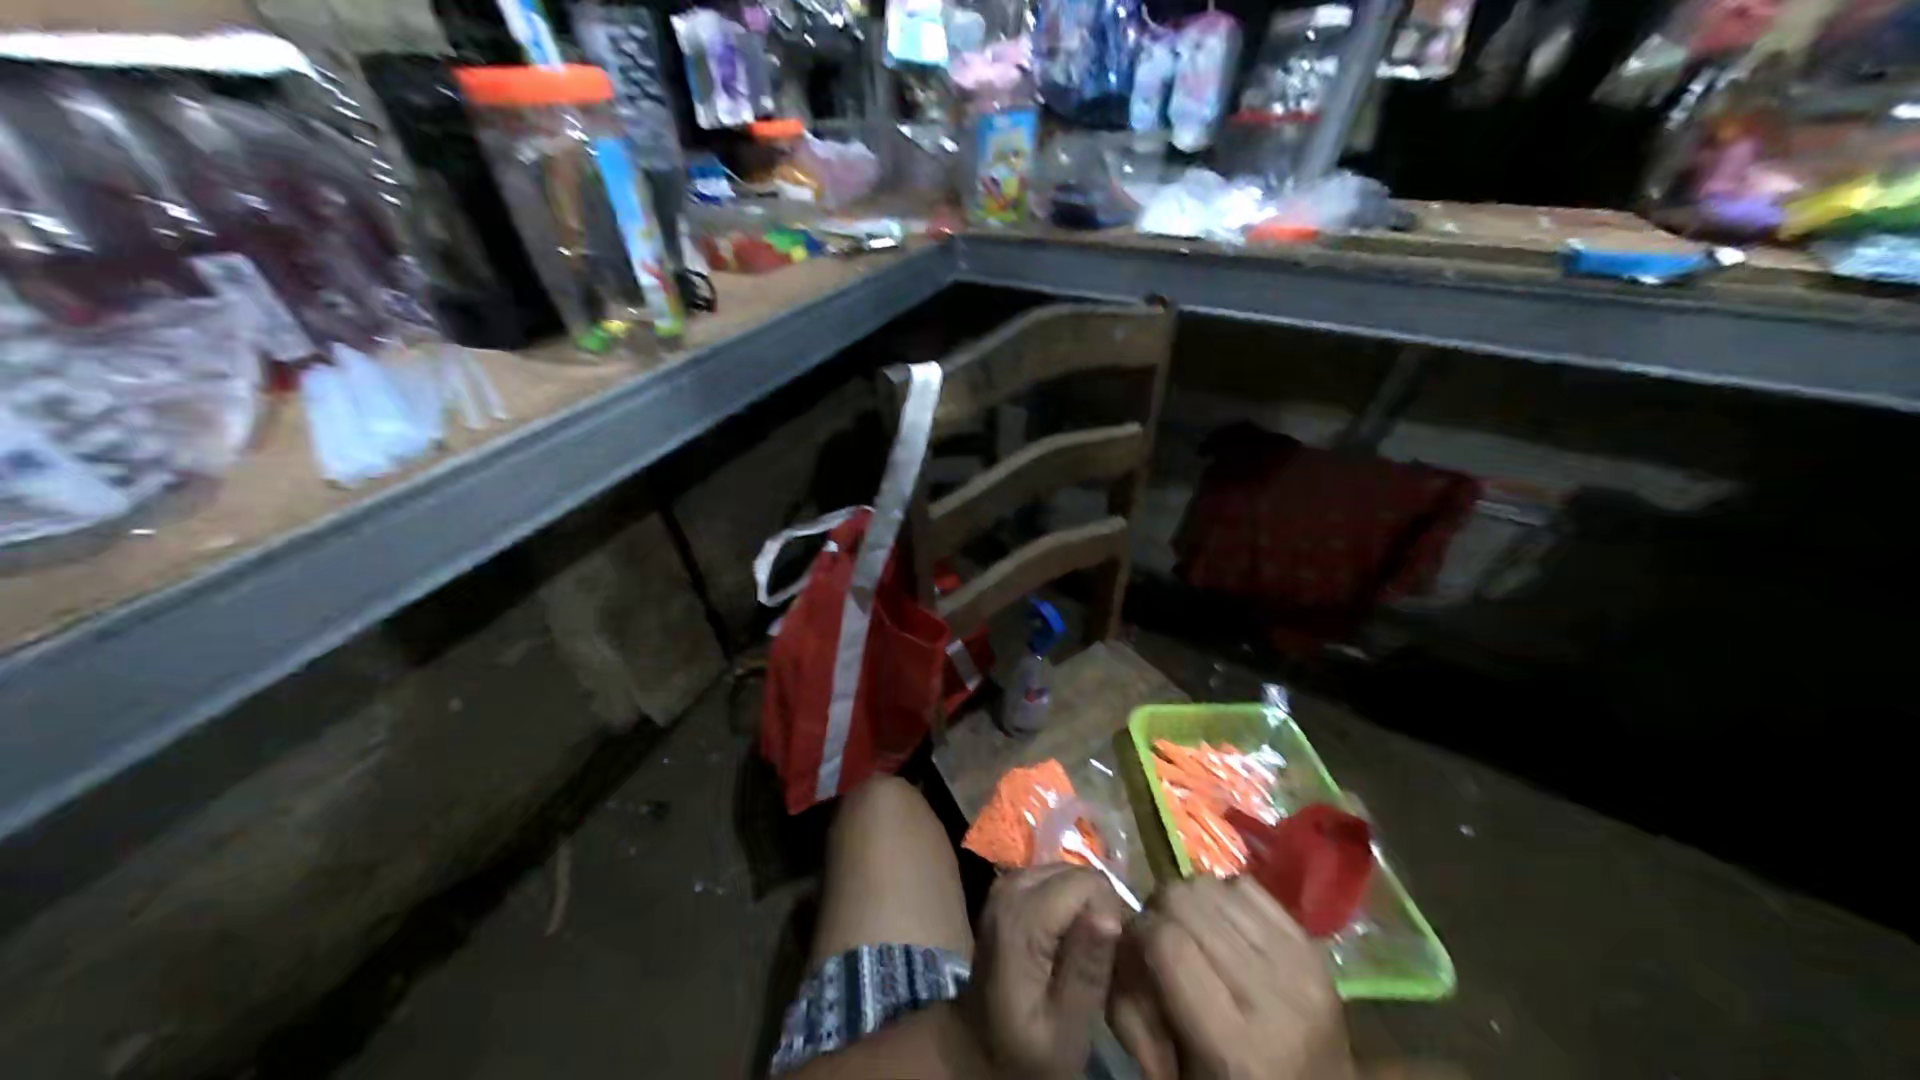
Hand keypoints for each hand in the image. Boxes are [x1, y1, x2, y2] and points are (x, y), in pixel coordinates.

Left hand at [964, 864, 1128, 1078]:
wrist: (977, 1043)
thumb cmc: (1024, 1046)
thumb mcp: (1065, 1027)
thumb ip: (1087, 969)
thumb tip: (1111, 915)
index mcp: (1022, 918)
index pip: (1089, 883)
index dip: (1110, 915)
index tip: (1112, 957)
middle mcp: (1010, 887)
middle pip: (1080, 873)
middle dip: (1099, 908)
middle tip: (1101, 957)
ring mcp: (1006, 883)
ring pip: (1070, 872)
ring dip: (1086, 906)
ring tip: (1086, 951)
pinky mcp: (1008, 886)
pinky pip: (1055, 878)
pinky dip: (1070, 903)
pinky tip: (1069, 939)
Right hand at [1119, 876, 1354, 1079]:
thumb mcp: (1166, 1074)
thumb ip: (1129, 1006)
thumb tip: (1123, 936)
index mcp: (1233, 1048)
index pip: (1165, 941)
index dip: (1138, 934)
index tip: (1135, 949)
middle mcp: (1273, 999)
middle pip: (1186, 901)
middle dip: (1160, 911)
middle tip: (1160, 938)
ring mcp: (1300, 967)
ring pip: (1213, 885)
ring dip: (1192, 902)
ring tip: (1193, 933)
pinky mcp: (1314, 946)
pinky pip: (1248, 886)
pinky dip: (1226, 899)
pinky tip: (1226, 929)